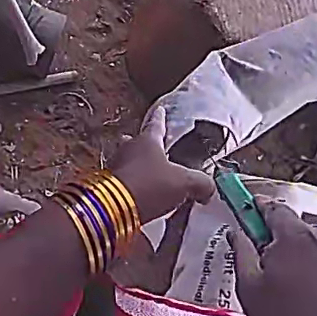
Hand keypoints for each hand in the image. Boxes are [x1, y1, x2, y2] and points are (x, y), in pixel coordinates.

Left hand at [111, 109, 214, 223]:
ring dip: (138, 166)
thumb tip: (208, 189)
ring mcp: (115, 165)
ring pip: (129, 160)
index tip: (159, 109)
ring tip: (150, 174)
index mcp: (147, 141)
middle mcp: (128, 149)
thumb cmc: (151, 185)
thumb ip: (201, 183)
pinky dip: (133, 184)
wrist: (115, 206)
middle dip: (145, 144)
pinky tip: (141, 193)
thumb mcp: (185, 183)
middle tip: (153, 148)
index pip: (156, 125)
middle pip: (138, 142)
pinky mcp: (108, 184)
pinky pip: (124, 179)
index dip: (161, 118)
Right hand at [228, 204, 316, 315]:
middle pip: (304, 229)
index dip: (259, 209)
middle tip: (277, 267)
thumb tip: (237, 233)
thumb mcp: (250, 290)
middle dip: (288, 241)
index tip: (251, 213)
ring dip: (316, 259)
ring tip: (308, 292)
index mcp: (296, 237)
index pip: (274, 208)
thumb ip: (241, 253)